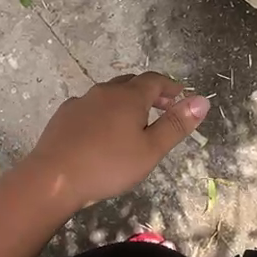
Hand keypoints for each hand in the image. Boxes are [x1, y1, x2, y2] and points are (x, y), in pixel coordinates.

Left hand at [16, 72, 208, 210]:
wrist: (55, 176)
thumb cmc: (109, 165)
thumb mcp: (150, 150)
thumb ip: (176, 125)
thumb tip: (202, 100)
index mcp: (128, 96)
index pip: (154, 81)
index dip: (170, 87)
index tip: (181, 96)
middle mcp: (105, 91)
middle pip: (131, 84)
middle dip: (149, 93)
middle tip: (162, 109)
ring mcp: (82, 101)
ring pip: (109, 94)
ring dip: (125, 103)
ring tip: (133, 124)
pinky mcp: (65, 114)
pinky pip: (91, 107)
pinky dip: (103, 113)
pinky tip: (102, 133)